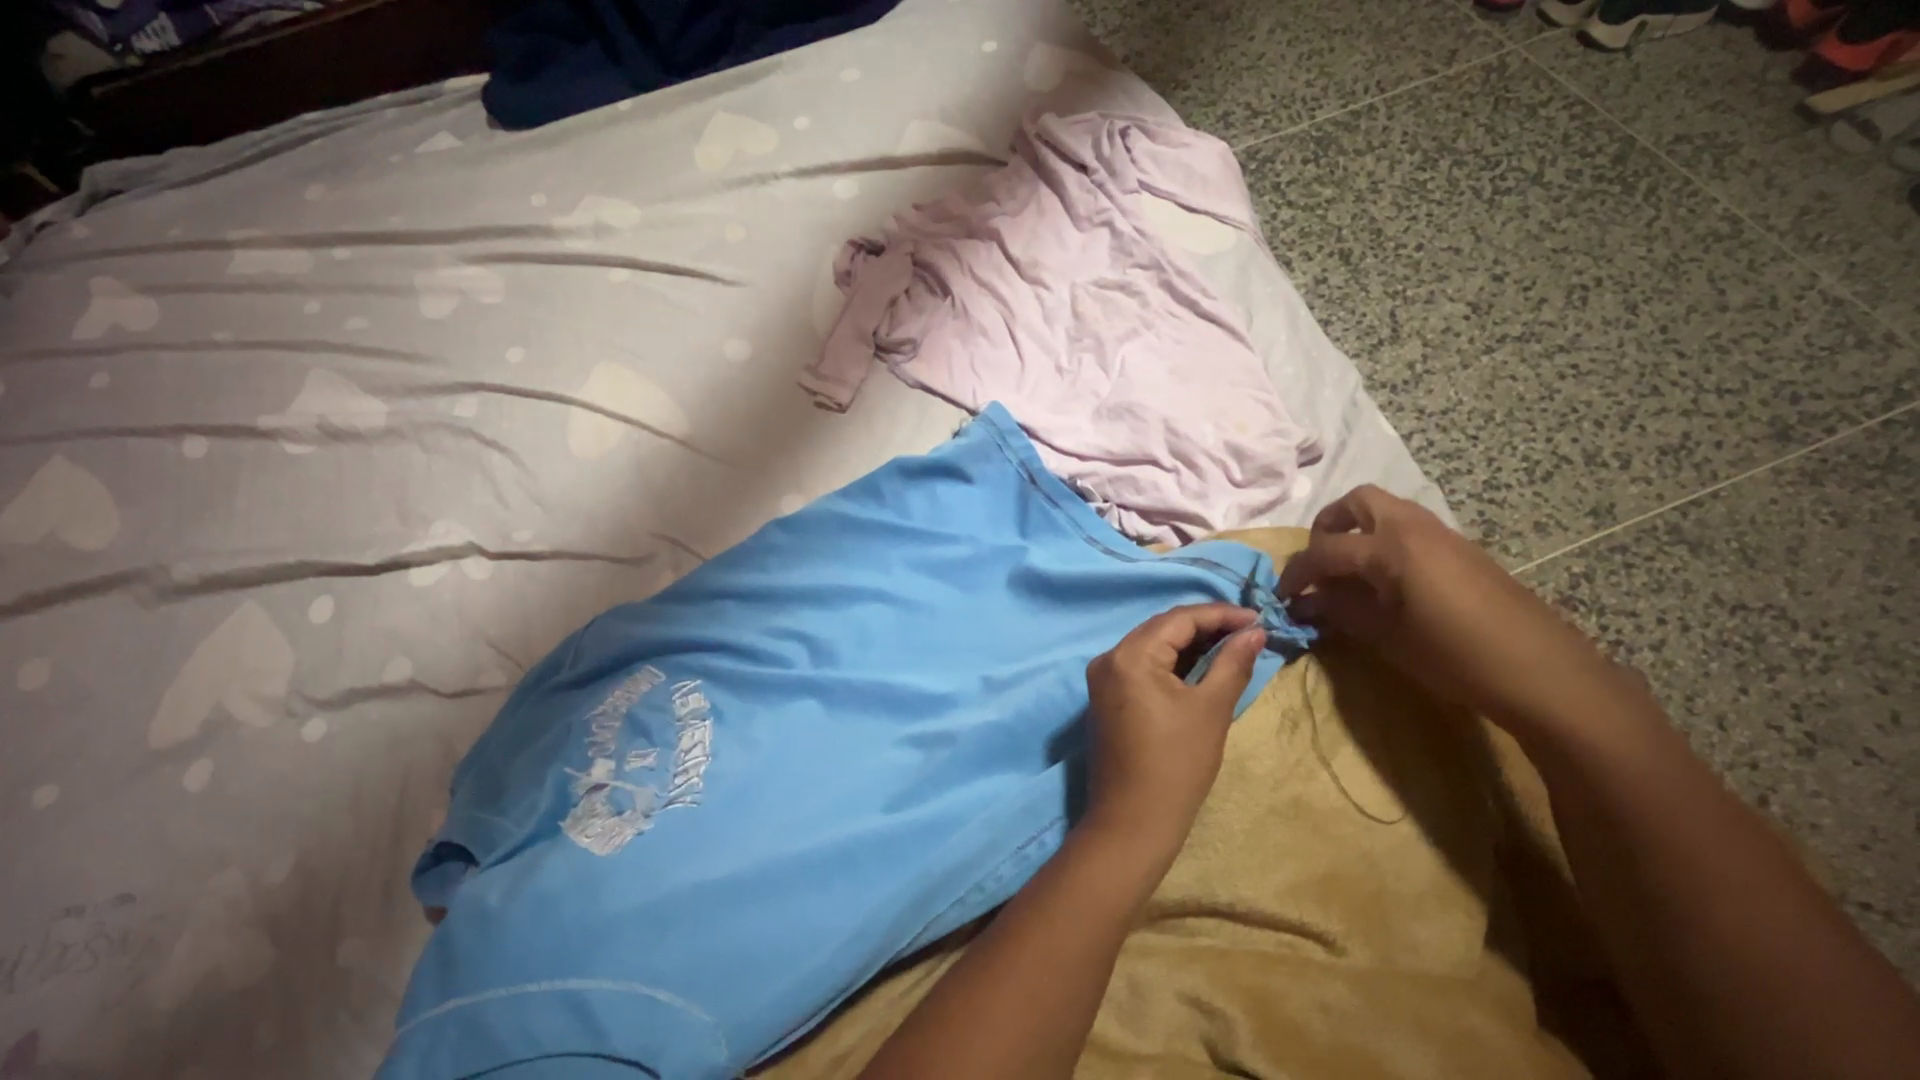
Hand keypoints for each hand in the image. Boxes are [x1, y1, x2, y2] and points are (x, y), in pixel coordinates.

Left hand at [1082, 604, 1265, 851]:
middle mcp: (1108, 658)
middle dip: (1206, 626)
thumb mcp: (1212, 709)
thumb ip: (1232, 663)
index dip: (1221, 614)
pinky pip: (1141, 666)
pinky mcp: (1105, 698)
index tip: (1258, 619)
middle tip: (1248, 631)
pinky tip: (1200, 667)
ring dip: (1189, 644)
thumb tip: (1254, 632)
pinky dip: (1171, 663)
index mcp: (1130, 655)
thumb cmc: (1177, 764)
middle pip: (1162, 628)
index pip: (1180, 619)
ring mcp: (1102, 679)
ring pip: (1151, 646)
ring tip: (1232, 646)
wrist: (1133, 820)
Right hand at [1278, 485, 1640, 736]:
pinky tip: (1387, 584)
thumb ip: (1340, 611)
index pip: (1323, 550)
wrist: (1541, 670)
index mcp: (1389, 547)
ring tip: (1348, 575)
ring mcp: (1442, 534)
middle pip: (1356, 502)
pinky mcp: (1462, 549)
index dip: (1295, 573)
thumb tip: (1305, 602)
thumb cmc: (1453, 657)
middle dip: (1328, 527)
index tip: (1280, 597)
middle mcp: (1413, 527)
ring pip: (1387, 510)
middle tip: (1318, 566)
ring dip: (1358, 532)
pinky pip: (1411, 529)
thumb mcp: (1385, 637)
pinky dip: (1386, 542)